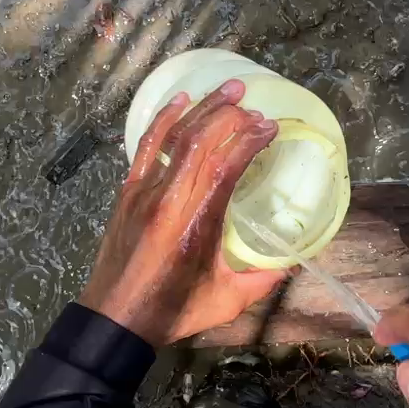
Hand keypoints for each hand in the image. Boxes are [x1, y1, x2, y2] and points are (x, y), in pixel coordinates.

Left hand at [79, 80, 288, 345]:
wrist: (114, 318)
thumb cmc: (172, 310)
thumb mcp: (226, 301)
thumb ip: (263, 280)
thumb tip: (293, 260)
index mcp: (195, 225)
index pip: (224, 168)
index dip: (248, 141)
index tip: (269, 127)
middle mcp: (168, 200)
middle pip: (199, 141)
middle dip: (227, 115)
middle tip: (252, 102)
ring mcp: (144, 191)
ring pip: (174, 137)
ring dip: (202, 108)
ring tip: (229, 89)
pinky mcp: (128, 190)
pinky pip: (146, 145)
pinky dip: (163, 119)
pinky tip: (180, 100)